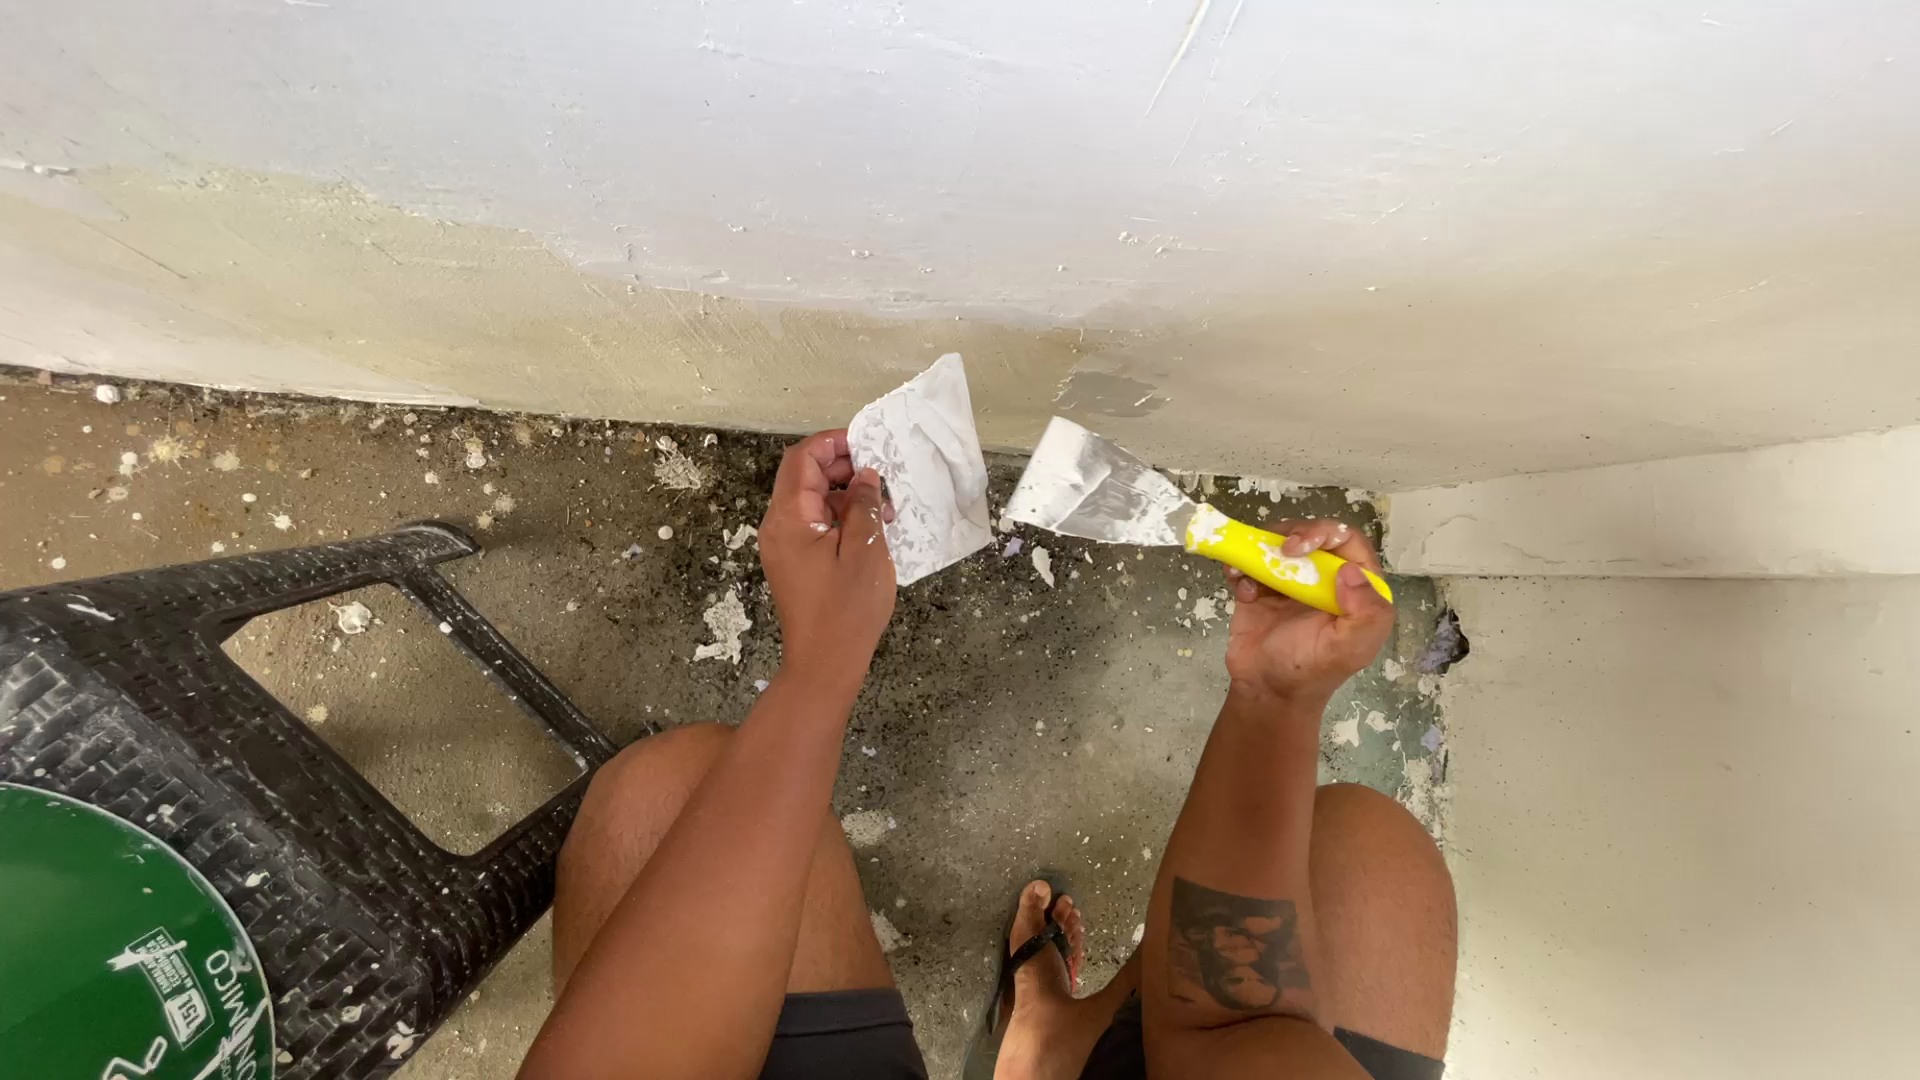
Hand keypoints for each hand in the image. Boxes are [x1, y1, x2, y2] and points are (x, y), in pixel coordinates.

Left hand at [758, 429, 896, 691]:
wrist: (824, 663)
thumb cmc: (847, 608)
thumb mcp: (864, 550)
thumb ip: (863, 505)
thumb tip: (865, 475)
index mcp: (789, 517)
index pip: (802, 459)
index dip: (833, 443)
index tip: (868, 444)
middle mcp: (778, 526)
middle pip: (804, 476)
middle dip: (844, 468)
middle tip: (882, 477)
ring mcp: (784, 545)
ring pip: (813, 500)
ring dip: (847, 495)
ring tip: (883, 509)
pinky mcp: (794, 561)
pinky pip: (815, 524)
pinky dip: (841, 517)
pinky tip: (870, 531)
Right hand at [1222, 519, 1393, 705]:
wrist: (1264, 690)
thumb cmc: (1309, 670)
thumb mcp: (1347, 648)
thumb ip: (1364, 613)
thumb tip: (1350, 572)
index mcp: (1355, 588)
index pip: (1346, 541)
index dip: (1323, 533)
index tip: (1297, 547)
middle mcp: (1323, 579)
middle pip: (1310, 536)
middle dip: (1289, 534)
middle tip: (1274, 549)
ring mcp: (1290, 582)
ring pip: (1277, 544)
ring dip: (1259, 547)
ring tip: (1246, 565)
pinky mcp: (1259, 588)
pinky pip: (1249, 563)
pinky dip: (1240, 566)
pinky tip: (1238, 586)